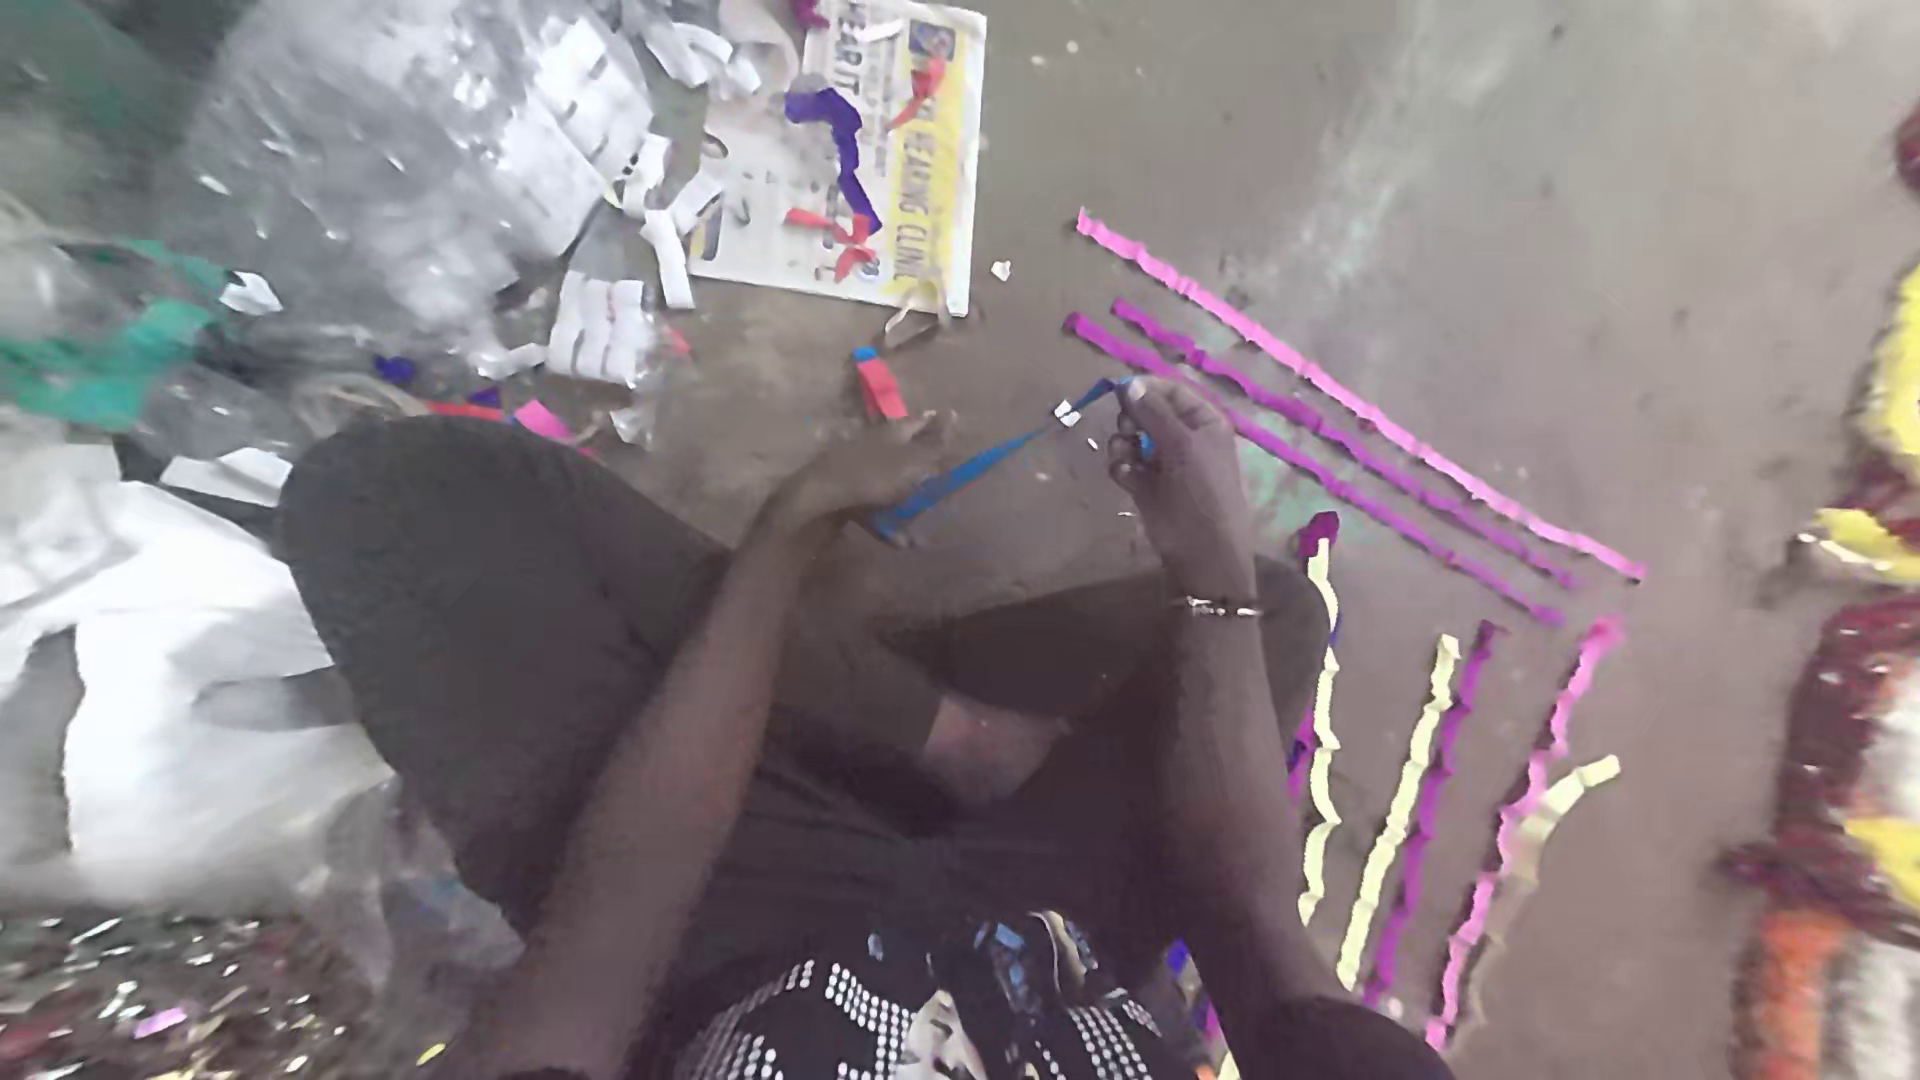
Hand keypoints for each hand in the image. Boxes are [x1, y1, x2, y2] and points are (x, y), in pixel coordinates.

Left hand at [762, 411, 954, 534]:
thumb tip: (952, 413)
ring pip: (889, 485)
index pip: (918, 423)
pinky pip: (873, 509)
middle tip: (944, 488)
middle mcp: (872, 447)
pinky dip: (887, 522)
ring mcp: (857, 472)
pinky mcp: (845, 497)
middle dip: (923, 471)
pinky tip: (900, 543)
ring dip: (907, 504)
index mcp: (889, 433)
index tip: (953, 439)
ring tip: (924, 527)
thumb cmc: (870, 478)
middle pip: (904, 455)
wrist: (816, 503)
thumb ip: (933, 444)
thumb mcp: (910, 462)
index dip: (936, 428)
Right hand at [1108, 378, 1256, 599]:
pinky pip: (1124, 465)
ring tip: (1127, 460)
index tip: (1120, 392)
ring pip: (1130, 439)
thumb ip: (1154, 413)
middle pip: (1146, 413)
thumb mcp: (1182, 447)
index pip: (1171, 392)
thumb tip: (1129, 384)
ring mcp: (1162, 463)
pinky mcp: (1144, 486)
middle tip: (1128, 430)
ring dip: (1122, 446)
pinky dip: (1122, 469)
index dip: (1146, 389)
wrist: (1201, 552)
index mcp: (1203, 423)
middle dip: (1132, 419)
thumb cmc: (1201, 494)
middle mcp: (1182, 438)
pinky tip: (1127, 481)